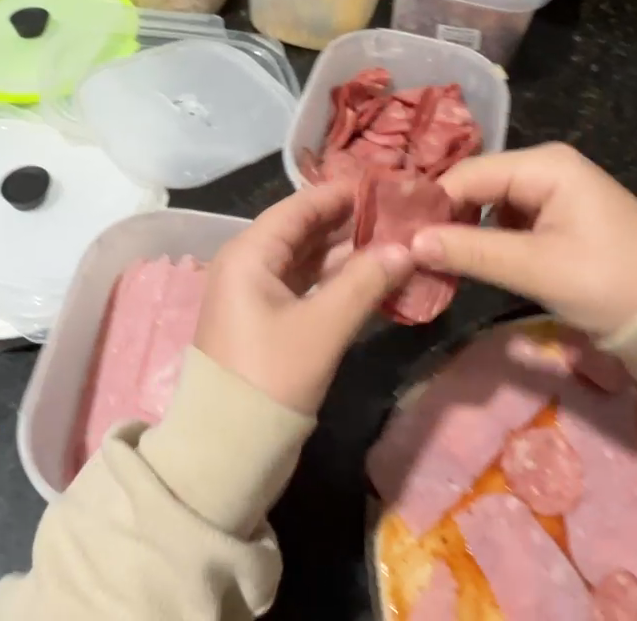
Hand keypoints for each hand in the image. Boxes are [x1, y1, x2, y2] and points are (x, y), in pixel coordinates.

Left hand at [195, 182, 415, 415]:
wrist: (228, 448)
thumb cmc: (271, 377)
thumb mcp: (322, 327)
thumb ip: (365, 281)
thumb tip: (408, 247)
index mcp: (249, 253)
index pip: (300, 206)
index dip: (343, 194)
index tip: (388, 186)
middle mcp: (249, 263)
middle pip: (305, 230)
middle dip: (351, 223)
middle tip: (402, 215)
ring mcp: (256, 293)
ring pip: (307, 259)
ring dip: (348, 252)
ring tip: (397, 242)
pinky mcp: (267, 319)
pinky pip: (306, 286)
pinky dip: (337, 280)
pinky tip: (375, 277)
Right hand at [409, 143, 636, 334]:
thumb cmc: (610, 282)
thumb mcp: (536, 267)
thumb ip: (471, 251)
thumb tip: (410, 242)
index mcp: (544, 165)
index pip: (467, 174)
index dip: (431, 203)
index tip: (398, 237)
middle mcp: (545, 167)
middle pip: (476, 185)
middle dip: (444, 216)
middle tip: (410, 252)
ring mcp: (553, 191)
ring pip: (489, 204)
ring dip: (463, 230)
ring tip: (430, 260)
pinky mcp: (559, 217)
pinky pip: (508, 220)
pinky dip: (486, 239)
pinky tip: (466, 261)